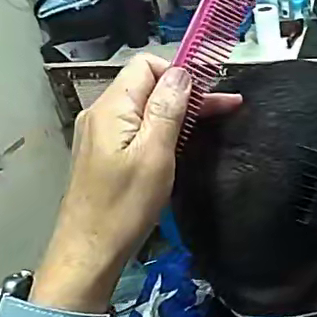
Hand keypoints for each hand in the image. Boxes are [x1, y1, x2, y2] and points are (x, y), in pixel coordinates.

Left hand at [33, 56, 238, 306]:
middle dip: (186, 91)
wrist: (90, 251)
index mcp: (112, 108)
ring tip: (210, 121)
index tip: (209, 94)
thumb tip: (182, 72)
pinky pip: (137, 125)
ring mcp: (101, 133)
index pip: (146, 65)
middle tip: (226, 107)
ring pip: (144, 105)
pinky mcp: (105, 151)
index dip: (179, 72)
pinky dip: (162, 126)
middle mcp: (102, 113)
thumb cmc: (125, 205)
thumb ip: (167, 109)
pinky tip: (182, 139)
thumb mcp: (155, 154)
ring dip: (177, 109)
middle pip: (147, 84)